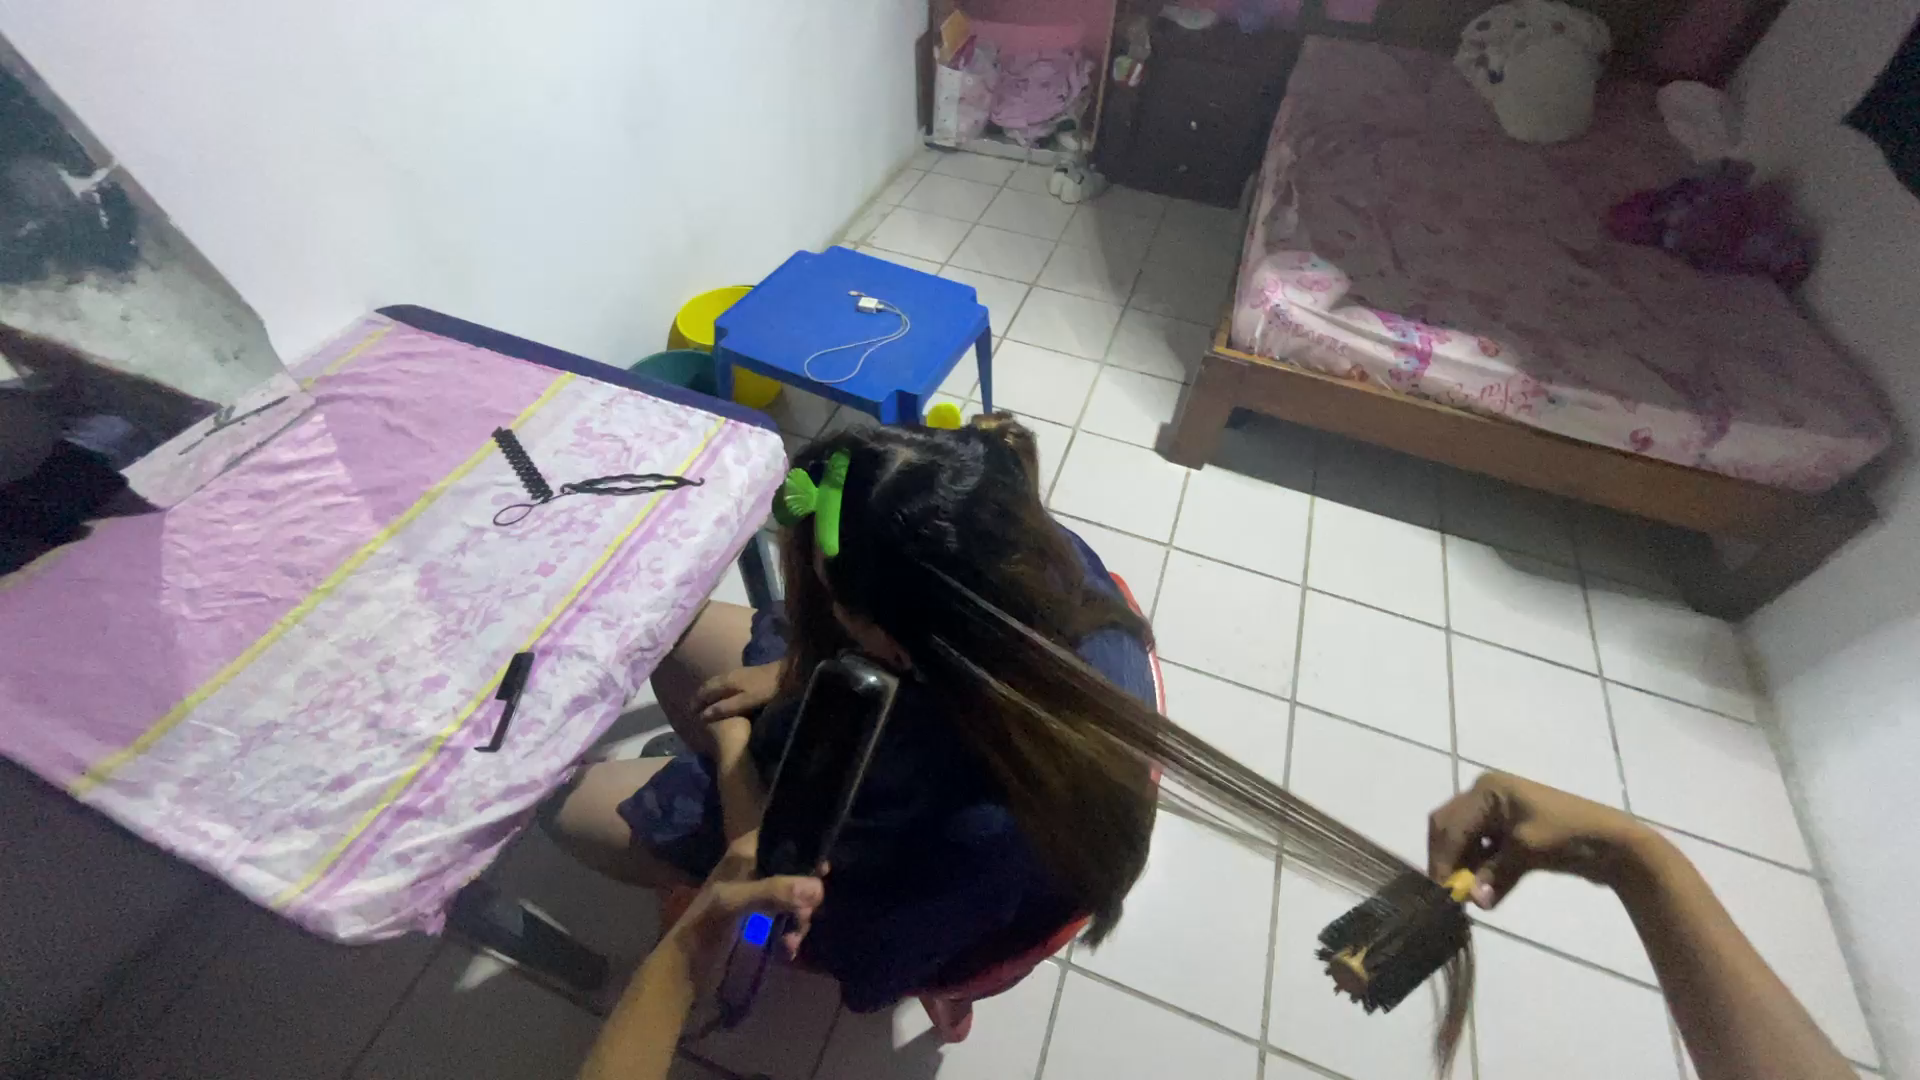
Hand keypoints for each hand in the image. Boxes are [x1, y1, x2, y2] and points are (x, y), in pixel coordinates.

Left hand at [669, 831, 820, 961]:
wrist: (682, 974)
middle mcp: (755, 868)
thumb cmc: (703, 927)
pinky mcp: (761, 921)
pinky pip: (789, 919)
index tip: (822, 868)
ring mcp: (759, 896)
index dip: (806, 847)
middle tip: (805, 914)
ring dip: (800, 918)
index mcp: (745, 852)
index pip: (783, 834)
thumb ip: (774, 891)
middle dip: (805, 893)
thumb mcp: (734, 903)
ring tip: (793, 940)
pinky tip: (789, 948)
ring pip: (795, 896)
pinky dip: (792, 932)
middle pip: (796, 868)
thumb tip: (818, 887)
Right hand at [692, 662, 783, 724]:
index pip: (705, 691)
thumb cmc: (767, 689)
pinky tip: (723, 694)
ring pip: (717, 682)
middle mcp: (729, 675)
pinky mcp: (747, 674)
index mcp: (726, 681)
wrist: (787, 673)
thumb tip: (703, 715)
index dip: (696, 702)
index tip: (689, 712)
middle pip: (709, 685)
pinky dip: (718, 689)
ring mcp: (738, 672)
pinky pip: (724, 681)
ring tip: (705, 702)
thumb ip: (725, 707)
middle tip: (693, 707)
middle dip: (700, 696)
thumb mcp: (746, 701)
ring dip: (708, 691)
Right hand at [1428, 771, 1650, 908]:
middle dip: (1448, 858)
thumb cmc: (1571, 836)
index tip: (1441, 887)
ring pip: (1466, 839)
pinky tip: (1483, 888)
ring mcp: (1498, 812)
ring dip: (1465, 866)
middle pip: (1452, 827)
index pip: (1450, 823)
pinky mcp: (1511, 830)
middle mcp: (1486, 795)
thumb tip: (1473, 902)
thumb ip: (1494, 874)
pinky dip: (1482, 867)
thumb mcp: (1527, 852)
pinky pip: (1484, 847)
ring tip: (1466, 894)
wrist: (1622, 846)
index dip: (1442, 856)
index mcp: (1486, 790)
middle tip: (1447, 890)